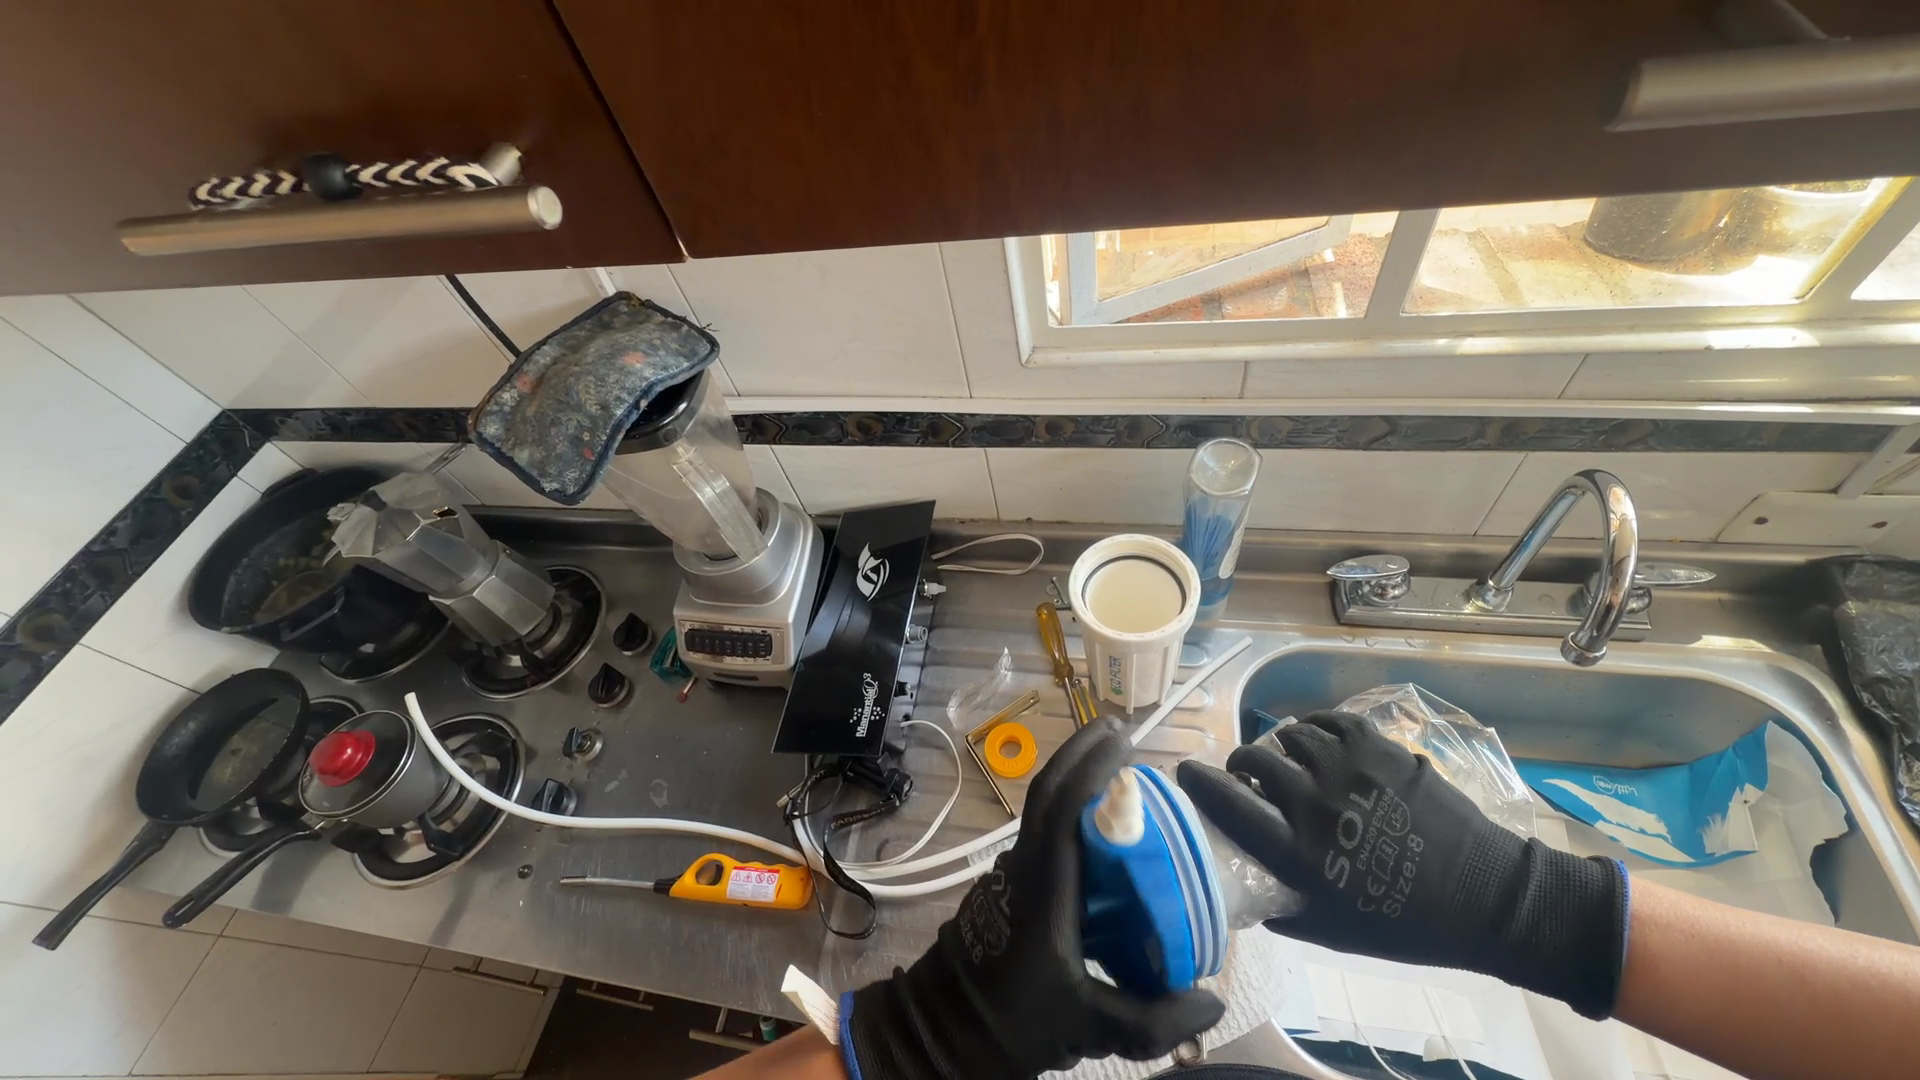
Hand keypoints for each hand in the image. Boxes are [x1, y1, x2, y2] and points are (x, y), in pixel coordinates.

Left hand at [845, 720, 1224, 1079]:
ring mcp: (1013, 872)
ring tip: (1121, 773)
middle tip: (1121, 732)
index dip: (1089, 767)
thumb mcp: (1091, 1027)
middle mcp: (1024, 866)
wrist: (946, 1029)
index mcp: (1042, 886)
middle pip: (1047, 793)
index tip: (1121, 739)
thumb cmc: (1015, 1021)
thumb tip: (1212, 1003)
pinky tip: (1105, 830)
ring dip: (1076, 782)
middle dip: (1081, 754)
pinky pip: (1046, 835)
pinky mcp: (1013, 884)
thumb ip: (1154, 1019)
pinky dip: (1073, 814)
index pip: (1060, 809)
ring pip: (1044, 811)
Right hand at [1176, 711, 1629, 1018]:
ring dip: (1280, 746)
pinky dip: (1314, 727)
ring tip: (1289, 758)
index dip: (1198, 782)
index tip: (1186, 773)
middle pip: (1254, 761)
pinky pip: (1328, 721)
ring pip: (1290, 735)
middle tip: (1247, 774)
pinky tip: (1317, 740)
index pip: (1228, 804)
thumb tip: (1244, 890)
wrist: (1489, 899)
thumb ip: (1279, 908)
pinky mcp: (1381, 748)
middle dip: (1240, 763)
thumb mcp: (1330, 931)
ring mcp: (1350, 769)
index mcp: (1299, 852)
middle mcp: (1316, 803)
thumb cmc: (1405, 925)